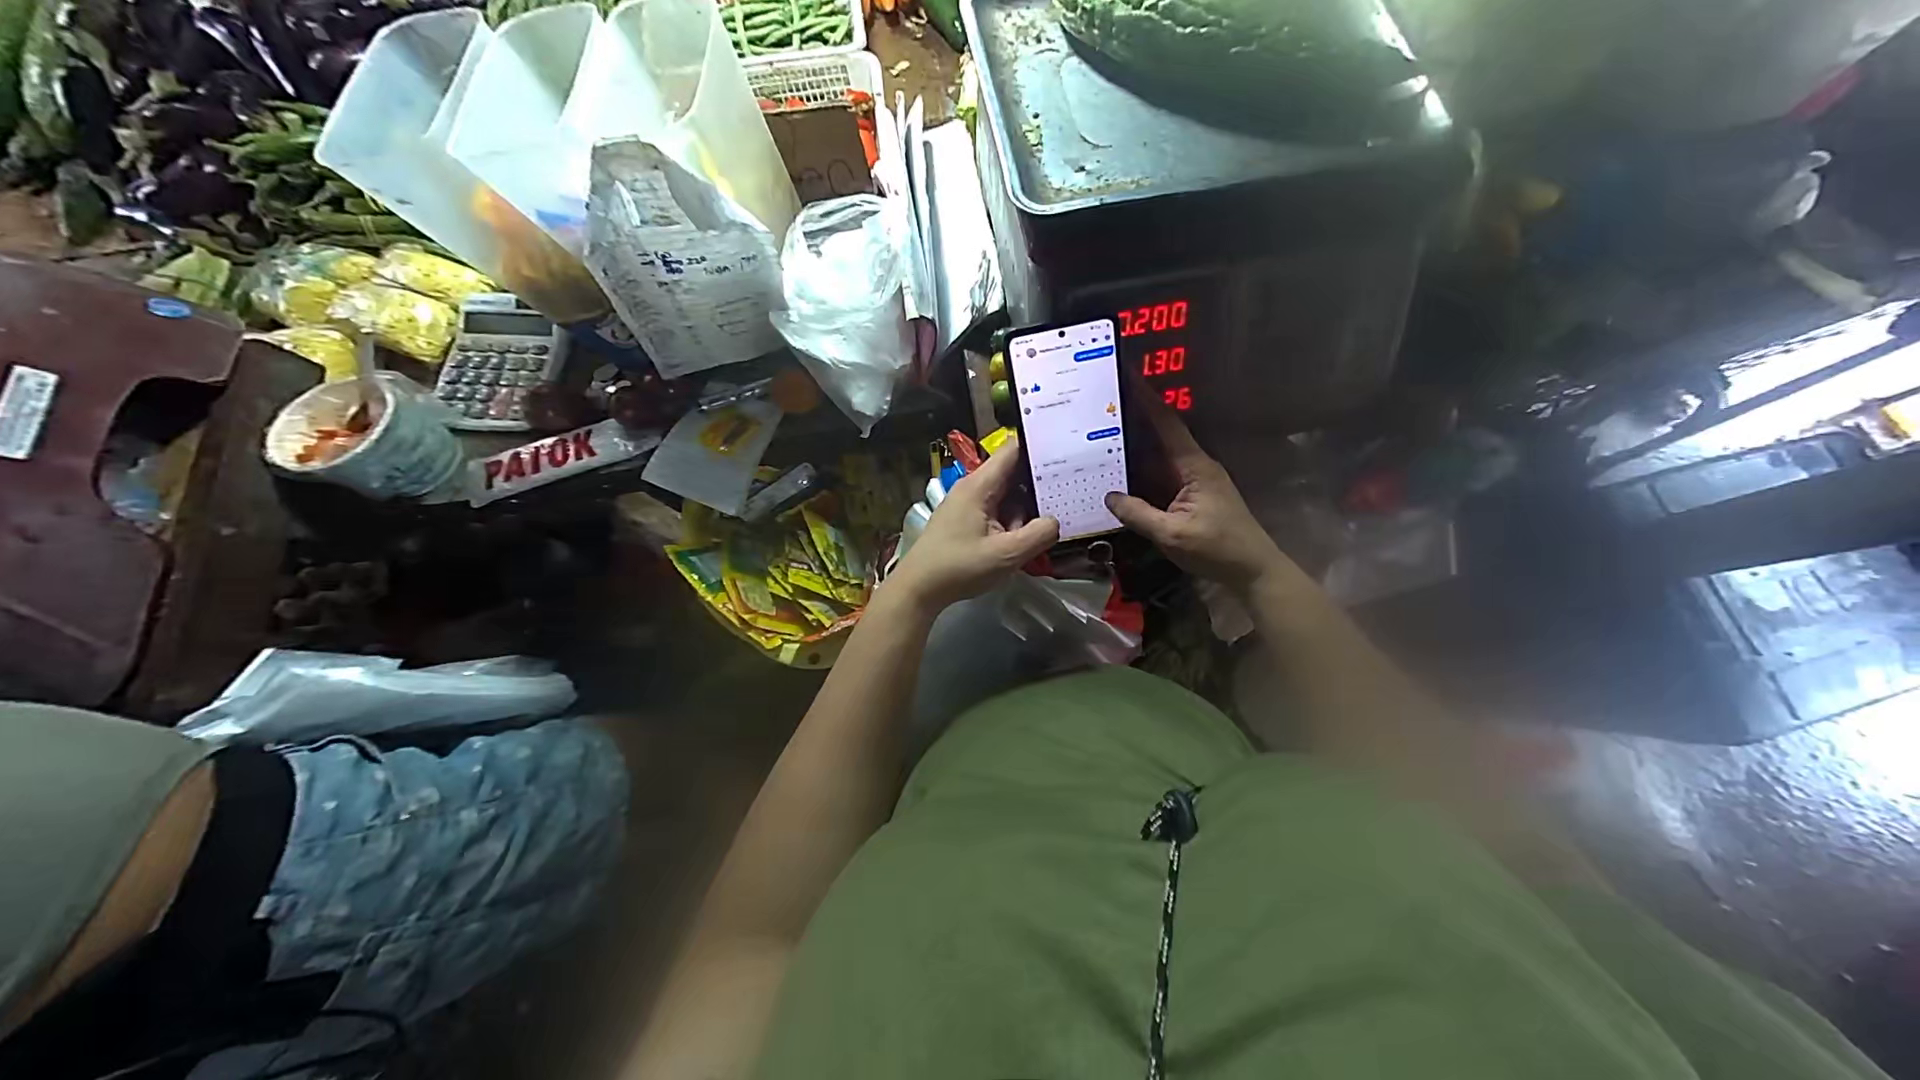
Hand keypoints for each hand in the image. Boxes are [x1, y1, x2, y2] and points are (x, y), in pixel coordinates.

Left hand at [883, 440, 1059, 615]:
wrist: (919, 589)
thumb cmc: (959, 568)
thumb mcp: (1006, 554)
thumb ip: (1038, 534)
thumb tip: (1056, 521)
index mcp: (980, 485)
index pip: (1014, 449)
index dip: (1041, 448)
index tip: (1069, 454)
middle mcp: (973, 488)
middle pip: (1014, 473)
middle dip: (1040, 484)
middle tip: (1070, 494)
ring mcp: (969, 504)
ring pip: (1008, 496)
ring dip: (1026, 510)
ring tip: (1048, 525)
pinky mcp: (967, 521)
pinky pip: (998, 512)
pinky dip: (1012, 522)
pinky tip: (1024, 540)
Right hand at [1105, 393, 1290, 592]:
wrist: (1252, 570)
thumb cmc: (1217, 549)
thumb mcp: (1172, 534)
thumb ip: (1138, 514)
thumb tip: (1108, 496)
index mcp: (1194, 466)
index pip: (1166, 424)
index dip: (1147, 399)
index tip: (1128, 374)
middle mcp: (1194, 466)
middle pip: (1159, 436)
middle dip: (1134, 418)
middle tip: (1101, 404)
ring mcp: (1193, 481)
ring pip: (1157, 457)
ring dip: (1134, 446)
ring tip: (1100, 433)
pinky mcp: (1190, 497)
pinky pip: (1159, 477)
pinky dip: (1139, 472)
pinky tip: (1118, 472)